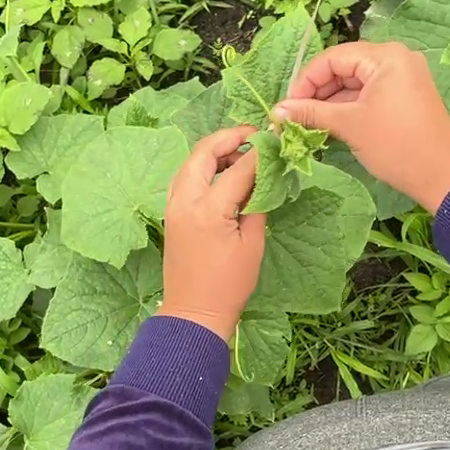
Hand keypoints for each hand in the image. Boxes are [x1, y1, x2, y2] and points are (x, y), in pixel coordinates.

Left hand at [158, 127, 265, 341]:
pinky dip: (203, 167)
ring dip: (214, 151)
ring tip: (241, 151)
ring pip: (191, 163)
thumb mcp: (252, 244)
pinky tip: (223, 172)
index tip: (277, 142)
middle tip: (254, 136)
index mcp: (208, 210)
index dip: (260, 153)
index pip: (239, 169)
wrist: (194, 312)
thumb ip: (257, 204)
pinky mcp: (171, 213)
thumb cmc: (229, 285)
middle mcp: (185, 201)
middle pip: (203, 152)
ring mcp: (173, 206)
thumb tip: (265, 177)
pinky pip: (185, 178)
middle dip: (229, 138)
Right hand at [273, 41, 449, 212]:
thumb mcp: (349, 125)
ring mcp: (402, 78)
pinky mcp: (404, 97)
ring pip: (354, 83)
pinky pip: (368, 95)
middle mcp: (396, 59)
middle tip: (294, 118)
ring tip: (308, 125)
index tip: (287, 107)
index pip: (333, 58)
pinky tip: (329, 126)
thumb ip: (311, 113)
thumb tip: (276, 111)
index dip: (305, 81)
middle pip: (344, 68)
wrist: (440, 174)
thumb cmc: (395, 145)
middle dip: (317, 93)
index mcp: (385, 56)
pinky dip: (348, 109)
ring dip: (330, 103)